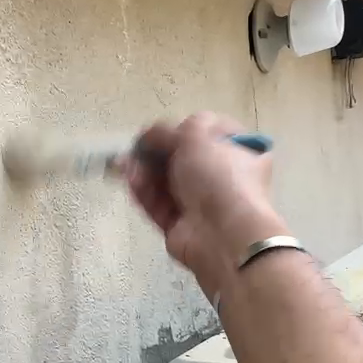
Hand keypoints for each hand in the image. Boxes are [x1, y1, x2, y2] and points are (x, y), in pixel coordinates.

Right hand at [126, 111, 288, 295]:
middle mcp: (220, 176)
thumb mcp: (195, 136)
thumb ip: (166, 131)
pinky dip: (143, 194)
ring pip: (164, 183)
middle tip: (132, 151)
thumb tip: (146, 135)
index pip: (206, 134)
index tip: (159, 132)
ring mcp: (199, 203)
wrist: (223, 233)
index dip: (180, 129)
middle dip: (152, 154)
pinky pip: (157, 205)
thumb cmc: (219, 176)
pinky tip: (131, 182)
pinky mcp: (179, 225)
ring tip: (125, 167)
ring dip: (143, 172)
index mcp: (237, 151)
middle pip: (179, 159)